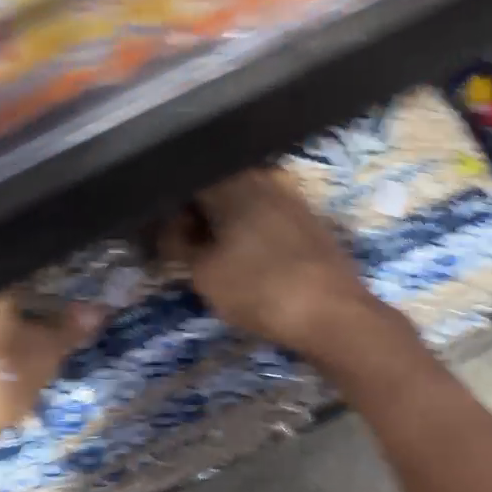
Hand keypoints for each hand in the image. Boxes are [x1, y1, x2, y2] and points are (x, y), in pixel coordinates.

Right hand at [157, 169, 413, 357]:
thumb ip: (178, 244)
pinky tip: (246, 264)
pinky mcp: (311, 223)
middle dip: (197, 217)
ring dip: (224, 228)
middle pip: (217, 190)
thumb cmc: (257, 289)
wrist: (331, 314)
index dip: (166, 210)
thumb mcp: (202, 273)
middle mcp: (265, 178)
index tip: (160, 237)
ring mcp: (293, 198)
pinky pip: (267, 221)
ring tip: (213, 261)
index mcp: (233, 180)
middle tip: (184, 252)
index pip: (186, 182)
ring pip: (244, 206)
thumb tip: (169, 229)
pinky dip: (250, 237)